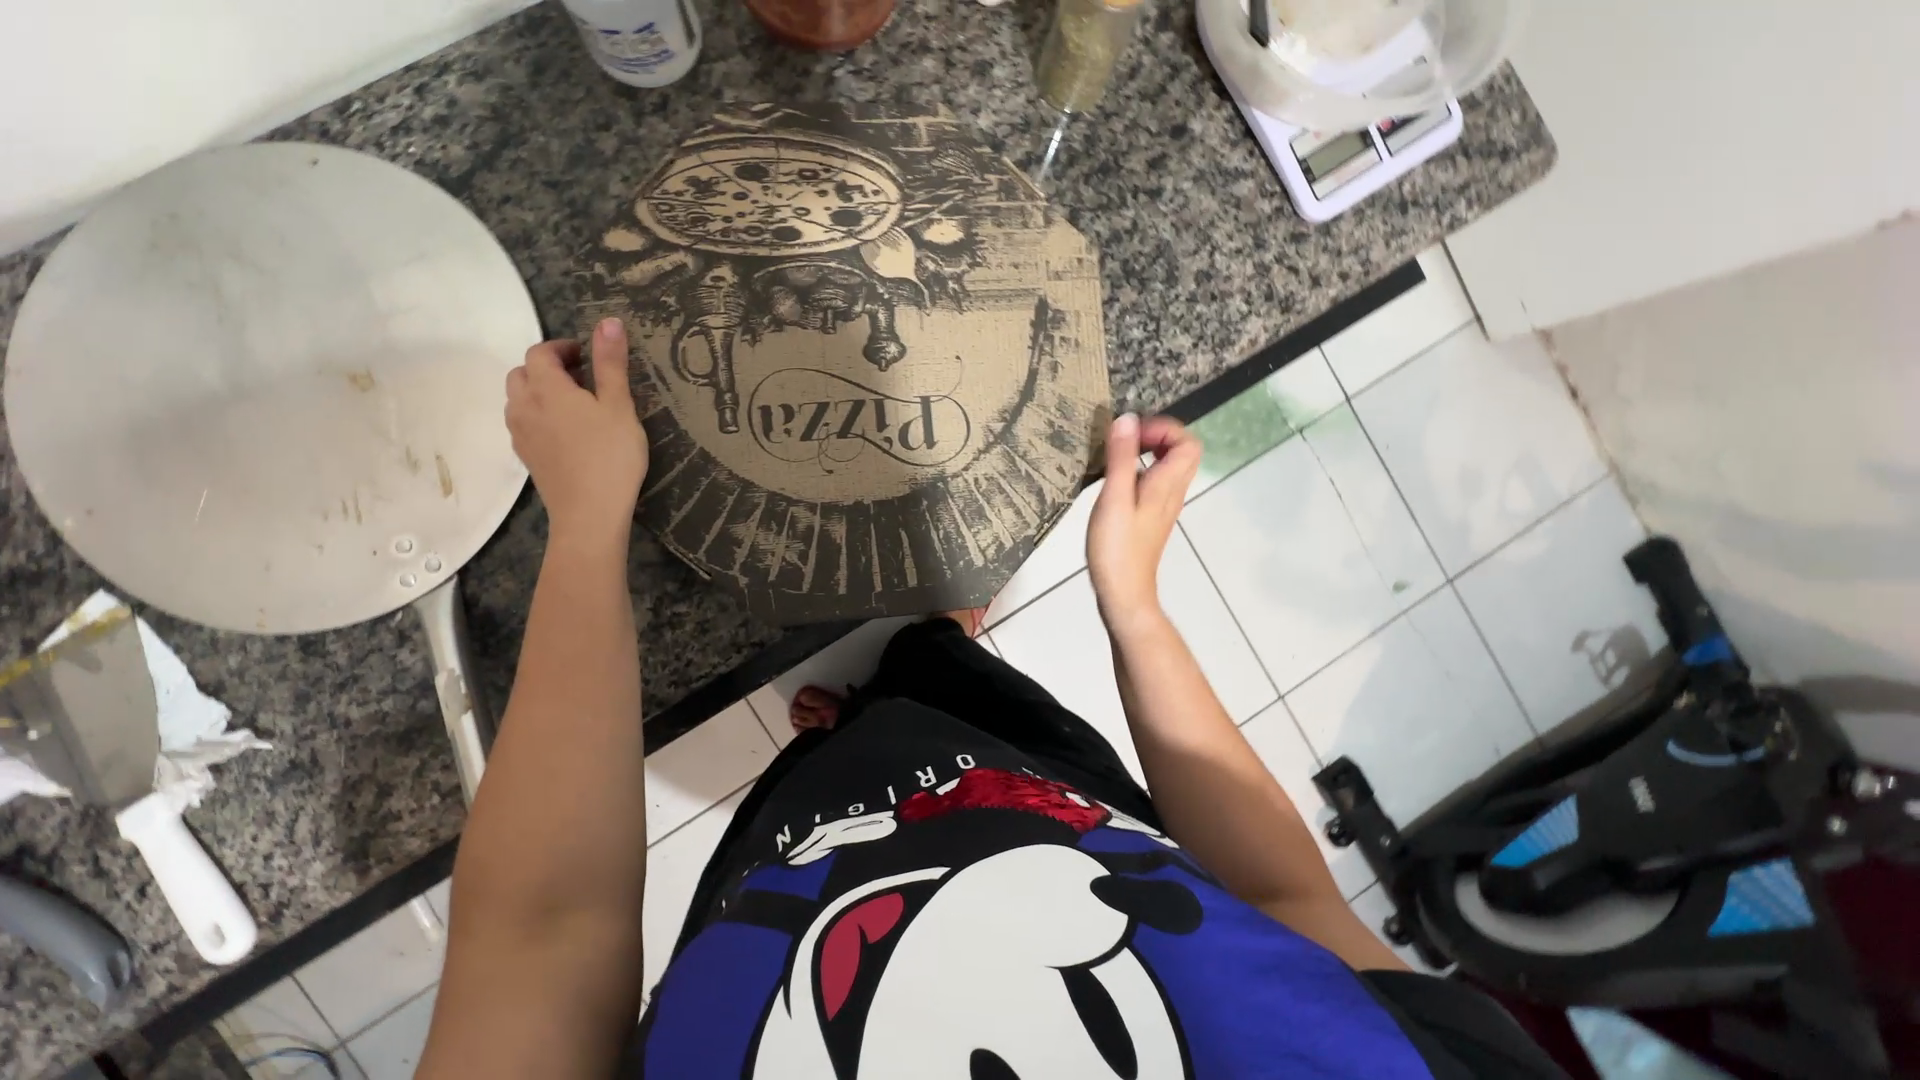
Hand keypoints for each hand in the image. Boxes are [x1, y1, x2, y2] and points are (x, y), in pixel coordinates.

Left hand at [505, 318, 648, 544]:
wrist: (589, 513)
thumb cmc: (611, 456)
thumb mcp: (620, 407)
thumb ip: (611, 364)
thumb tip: (609, 321)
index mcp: (546, 388)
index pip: (540, 352)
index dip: (562, 348)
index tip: (588, 356)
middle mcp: (523, 406)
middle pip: (521, 373)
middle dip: (547, 368)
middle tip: (582, 378)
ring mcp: (520, 434)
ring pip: (518, 399)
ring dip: (540, 392)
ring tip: (575, 405)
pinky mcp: (526, 456)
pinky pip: (523, 423)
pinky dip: (539, 416)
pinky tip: (567, 432)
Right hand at [1086, 413, 1201, 633]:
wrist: (1124, 592)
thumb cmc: (1117, 547)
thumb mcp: (1114, 497)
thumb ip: (1121, 458)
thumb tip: (1127, 419)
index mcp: (1168, 485)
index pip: (1188, 442)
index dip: (1163, 429)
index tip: (1132, 434)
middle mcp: (1173, 493)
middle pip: (1183, 452)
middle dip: (1158, 437)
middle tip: (1127, 440)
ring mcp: (1164, 507)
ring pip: (1170, 468)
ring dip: (1149, 453)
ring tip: (1118, 456)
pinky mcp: (1151, 518)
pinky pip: (1156, 482)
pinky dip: (1141, 471)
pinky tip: (1115, 482)